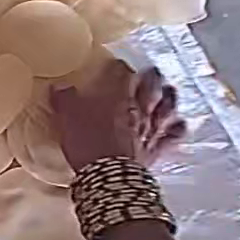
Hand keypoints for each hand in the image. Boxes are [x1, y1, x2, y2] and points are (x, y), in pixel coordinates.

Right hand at [49, 59, 186, 170]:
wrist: (107, 174)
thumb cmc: (86, 142)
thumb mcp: (67, 118)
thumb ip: (65, 99)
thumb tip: (60, 86)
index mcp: (117, 96)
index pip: (121, 73)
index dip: (118, 67)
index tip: (114, 65)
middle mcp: (139, 108)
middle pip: (150, 86)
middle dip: (151, 76)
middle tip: (151, 70)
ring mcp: (151, 128)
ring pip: (167, 107)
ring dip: (170, 97)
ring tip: (170, 90)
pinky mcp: (157, 149)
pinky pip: (173, 136)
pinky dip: (178, 129)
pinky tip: (180, 124)